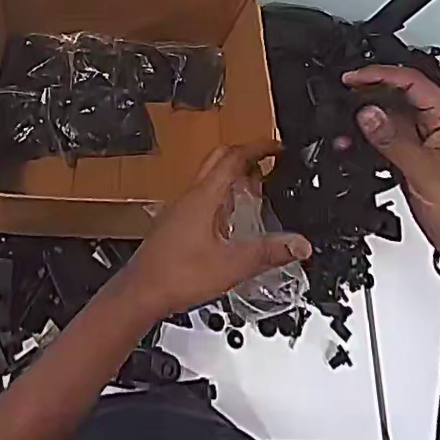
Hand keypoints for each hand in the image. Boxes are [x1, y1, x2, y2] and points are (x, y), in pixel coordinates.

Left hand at [109, 138, 312, 318]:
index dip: (258, 148)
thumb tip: (299, 244)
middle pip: (219, 158)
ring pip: (210, 175)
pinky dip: (222, 193)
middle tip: (267, 160)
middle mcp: (192, 196)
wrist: (139, 293)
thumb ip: (268, 253)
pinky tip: (231, 217)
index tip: (276, 147)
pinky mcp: (177, 221)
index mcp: (205, 196)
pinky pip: (203, 194)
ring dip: (233, 172)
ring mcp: (182, 207)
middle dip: (245, 154)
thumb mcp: (232, 265)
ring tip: (255, 185)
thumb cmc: (176, 276)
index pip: (234, 157)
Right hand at [343, 66, 439, 273]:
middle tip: (342, 98)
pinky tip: (355, 150)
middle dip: (369, 95)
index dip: (380, 74)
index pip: (411, 81)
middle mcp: (437, 129)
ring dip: (366, 123)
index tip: (352, 78)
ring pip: (390, 122)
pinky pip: (387, 146)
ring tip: (344, 128)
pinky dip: (369, 145)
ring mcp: (425, 148)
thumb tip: (368, 113)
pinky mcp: (415, 167)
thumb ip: (395, 141)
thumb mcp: (430, 173)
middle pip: (398, 98)